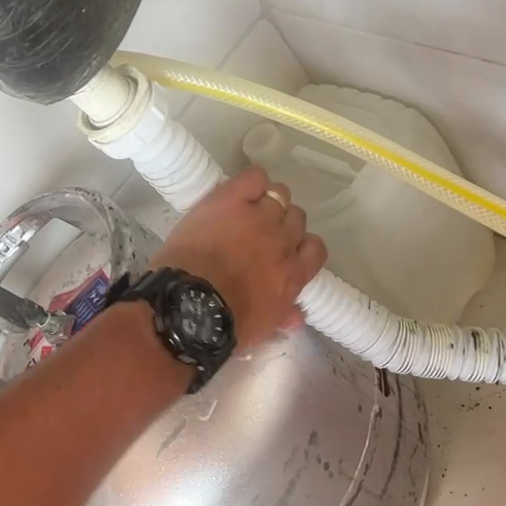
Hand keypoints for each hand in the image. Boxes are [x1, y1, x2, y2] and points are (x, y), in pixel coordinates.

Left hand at [151, 166, 325, 349]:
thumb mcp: (260, 329)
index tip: (283, 250)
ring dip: (265, 201)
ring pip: (279, 194)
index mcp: (292, 276)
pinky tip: (237, 193)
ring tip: (243, 211)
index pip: (315, 249)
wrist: (190, 305)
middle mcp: (282, 242)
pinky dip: (250, 181)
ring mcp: (258, 217)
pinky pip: (254, 176)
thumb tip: (296, 317)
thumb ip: (281, 316)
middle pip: (296, 218)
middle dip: (279, 224)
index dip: (300, 246)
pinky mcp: (230, 200)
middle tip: (255, 233)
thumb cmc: (224, 325)